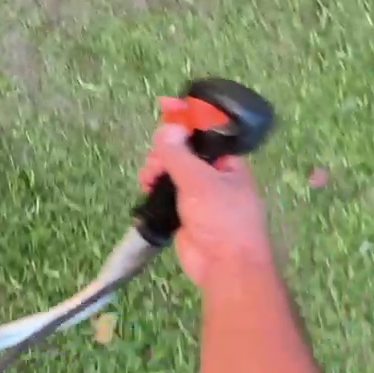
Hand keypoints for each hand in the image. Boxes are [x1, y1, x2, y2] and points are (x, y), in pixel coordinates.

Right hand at [137, 101, 273, 295]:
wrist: (225, 267)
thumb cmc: (222, 219)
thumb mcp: (199, 181)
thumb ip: (178, 153)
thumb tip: (166, 128)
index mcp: (228, 163)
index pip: (206, 131)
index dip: (186, 116)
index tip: (165, 105)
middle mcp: (213, 175)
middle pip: (182, 149)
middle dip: (163, 150)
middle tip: (155, 162)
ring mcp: (198, 195)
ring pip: (170, 169)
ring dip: (155, 169)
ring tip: (148, 180)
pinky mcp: (184, 212)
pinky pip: (164, 190)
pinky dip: (153, 188)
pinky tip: (146, 190)